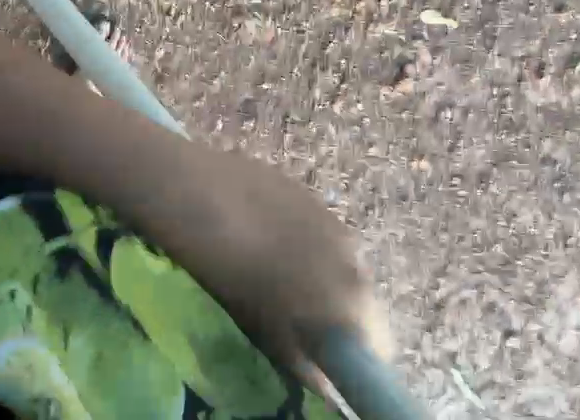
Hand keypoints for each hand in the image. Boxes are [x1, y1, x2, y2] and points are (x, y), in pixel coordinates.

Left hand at [137, 145, 392, 380]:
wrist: (200, 196)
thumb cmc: (231, 274)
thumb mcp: (266, 334)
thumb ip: (303, 363)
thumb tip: (325, 385)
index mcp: (352, 300)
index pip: (379, 343)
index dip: (357, 355)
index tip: (334, 359)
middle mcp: (356, 258)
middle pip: (361, 298)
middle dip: (338, 311)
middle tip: (301, 317)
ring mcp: (333, 219)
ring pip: (340, 261)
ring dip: (321, 272)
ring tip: (280, 273)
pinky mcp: (309, 193)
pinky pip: (319, 230)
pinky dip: (304, 240)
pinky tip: (269, 238)